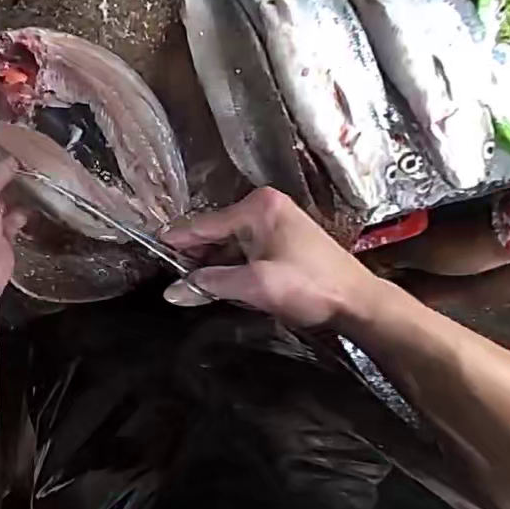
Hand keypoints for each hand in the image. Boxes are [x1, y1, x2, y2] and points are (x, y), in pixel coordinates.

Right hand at [160, 188, 387, 328]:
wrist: (358, 301)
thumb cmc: (308, 287)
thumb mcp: (254, 285)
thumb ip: (210, 284)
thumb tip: (171, 291)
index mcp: (256, 208)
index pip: (203, 224)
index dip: (176, 241)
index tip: (151, 249)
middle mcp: (264, 207)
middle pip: (214, 231)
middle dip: (195, 256)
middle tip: (173, 279)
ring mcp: (275, 221)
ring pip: (228, 243)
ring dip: (213, 264)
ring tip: (193, 286)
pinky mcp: (282, 238)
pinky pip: (244, 248)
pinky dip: (230, 265)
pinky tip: (220, 282)